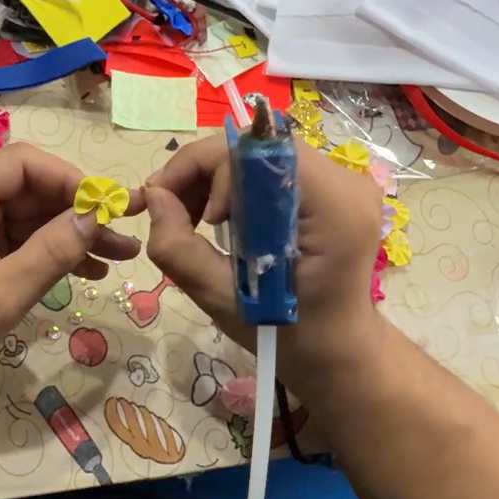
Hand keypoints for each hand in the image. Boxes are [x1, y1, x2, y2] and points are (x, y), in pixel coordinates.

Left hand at [0, 143, 142, 384]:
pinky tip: (90, 270)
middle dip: (80, 211)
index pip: (25, 165)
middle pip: (33, 188)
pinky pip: (21, 238)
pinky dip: (52, 251)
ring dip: (73, 234)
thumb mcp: (1, 292)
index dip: (72, 180)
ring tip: (122, 256)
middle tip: (128, 234)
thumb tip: (96, 215)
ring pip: (32, 215)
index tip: (111, 206)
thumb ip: (51, 251)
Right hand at [141, 136, 384, 391]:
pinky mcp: (330, 188)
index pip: (253, 152)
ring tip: (191, 220)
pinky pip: (267, 167)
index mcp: (332, 208)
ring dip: (212, 179)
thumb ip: (180, 249)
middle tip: (171, 213)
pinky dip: (232, 186)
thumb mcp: (222, 300)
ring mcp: (342, 181)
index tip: (171, 209)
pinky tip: (218, 219)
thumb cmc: (288, 335)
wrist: (339, 350)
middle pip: (254, 147)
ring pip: (256, 154)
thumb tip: (153, 197)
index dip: (200, 168)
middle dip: (201, 173)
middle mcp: (345, 182)